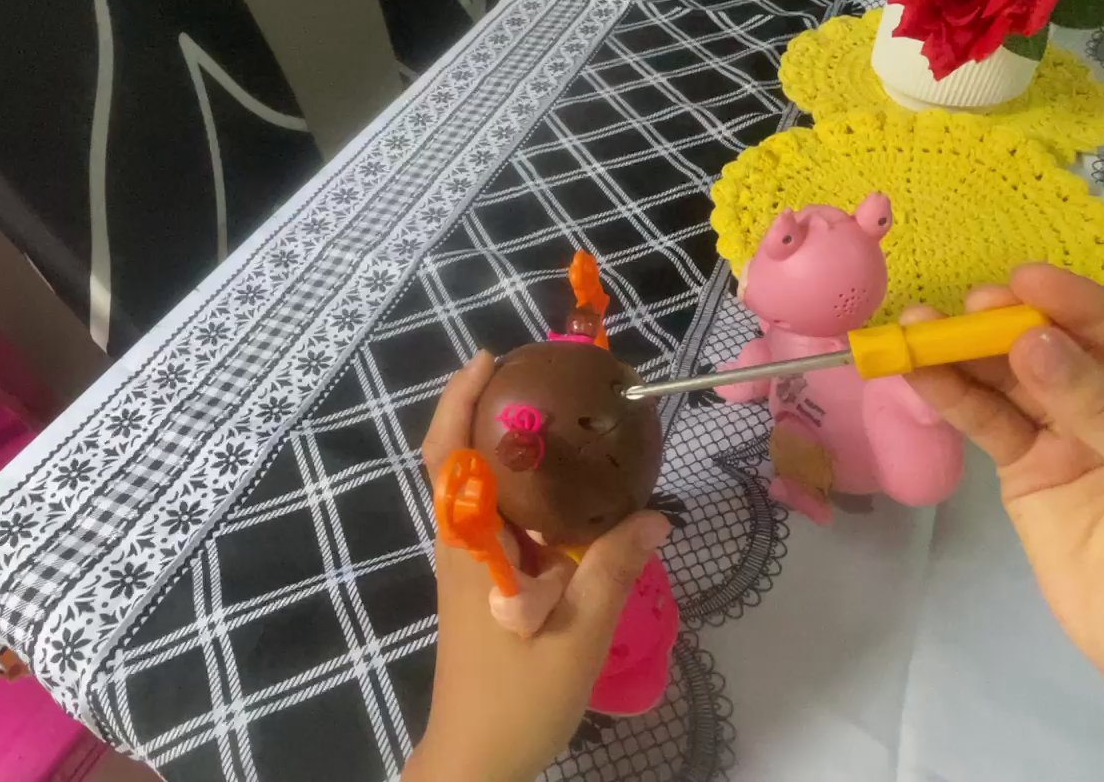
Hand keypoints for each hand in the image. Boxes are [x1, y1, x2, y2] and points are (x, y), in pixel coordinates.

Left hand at [405, 352, 671, 781]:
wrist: (475, 759)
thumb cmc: (518, 696)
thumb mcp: (579, 633)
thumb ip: (613, 569)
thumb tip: (656, 515)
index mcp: (470, 542)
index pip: (447, 454)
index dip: (458, 401)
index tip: (488, 362)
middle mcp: (460, 539)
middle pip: (453, 457)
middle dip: (478, 408)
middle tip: (528, 378)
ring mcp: (466, 559)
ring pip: (470, 483)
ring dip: (493, 441)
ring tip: (544, 416)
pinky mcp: (479, 578)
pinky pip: (489, 512)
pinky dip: (511, 482)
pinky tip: (553, 487)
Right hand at [903, 264, 1103, 781]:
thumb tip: (1028, 339)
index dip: (1082, 305)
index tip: (1022, 279)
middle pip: (1064, 350)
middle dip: (1012, 325)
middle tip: (963, 306)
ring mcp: (1075, 436)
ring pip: (1014, 381)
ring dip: (965, 354)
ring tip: (916, 328)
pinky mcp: (1028, 466)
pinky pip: (987, 421)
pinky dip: (951, 395)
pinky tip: (916, 371)